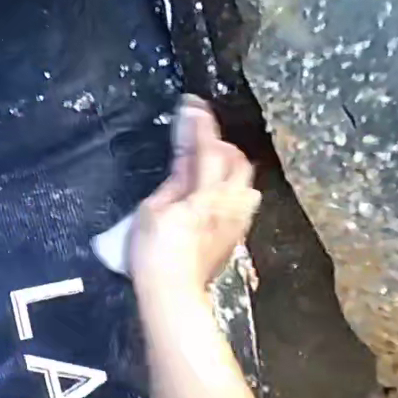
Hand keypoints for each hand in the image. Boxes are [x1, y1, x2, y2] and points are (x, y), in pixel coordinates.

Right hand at [129, 97, 259, 301]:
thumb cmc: (153, 253)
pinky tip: (216, 193)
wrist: (172, 292)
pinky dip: (231, 186)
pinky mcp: (236, 235)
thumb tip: (186, 163)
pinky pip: (242, 200)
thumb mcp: (152, 212)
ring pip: (244, 180)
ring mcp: (237, 220)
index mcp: (207, 194)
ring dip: (229, 166)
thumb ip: (174, 184)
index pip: (208, 150)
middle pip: (236, 161)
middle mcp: (230, 203)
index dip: (200, 126)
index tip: (193, 105)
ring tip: (209, 165)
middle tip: (198, 137)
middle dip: (218, 144)